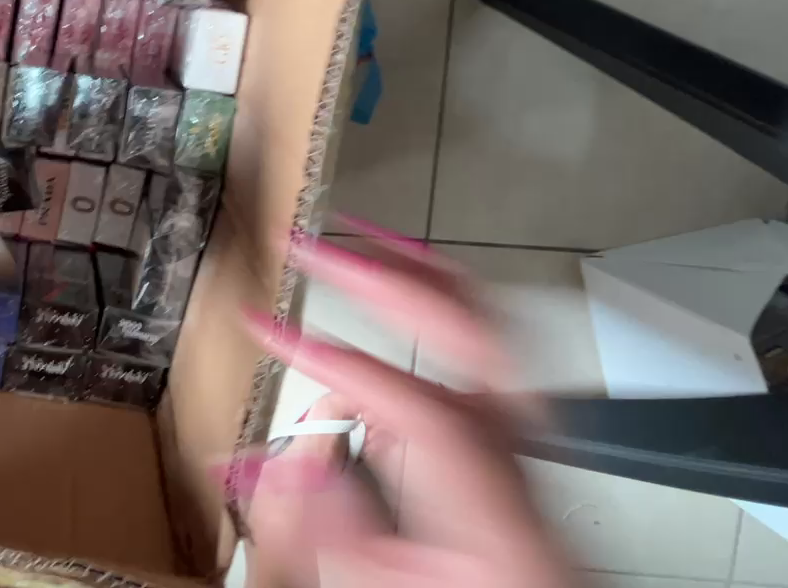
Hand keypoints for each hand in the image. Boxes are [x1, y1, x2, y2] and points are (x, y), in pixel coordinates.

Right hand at [240, 229, 575, 587]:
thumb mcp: (385, 585)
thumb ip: (323, 531)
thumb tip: (268, 462)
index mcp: (492, 507)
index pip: (417, 408)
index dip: (339, 361)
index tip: (266, 328)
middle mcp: (518, 456)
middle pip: (469, 337)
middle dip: (383, 279)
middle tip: (317, 250)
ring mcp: (521, 430)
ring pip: (486, 319)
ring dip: (415, 267)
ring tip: (360, 234)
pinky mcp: (508, 419)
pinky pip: (481, 330)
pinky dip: (435, 287)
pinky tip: (398, 269)